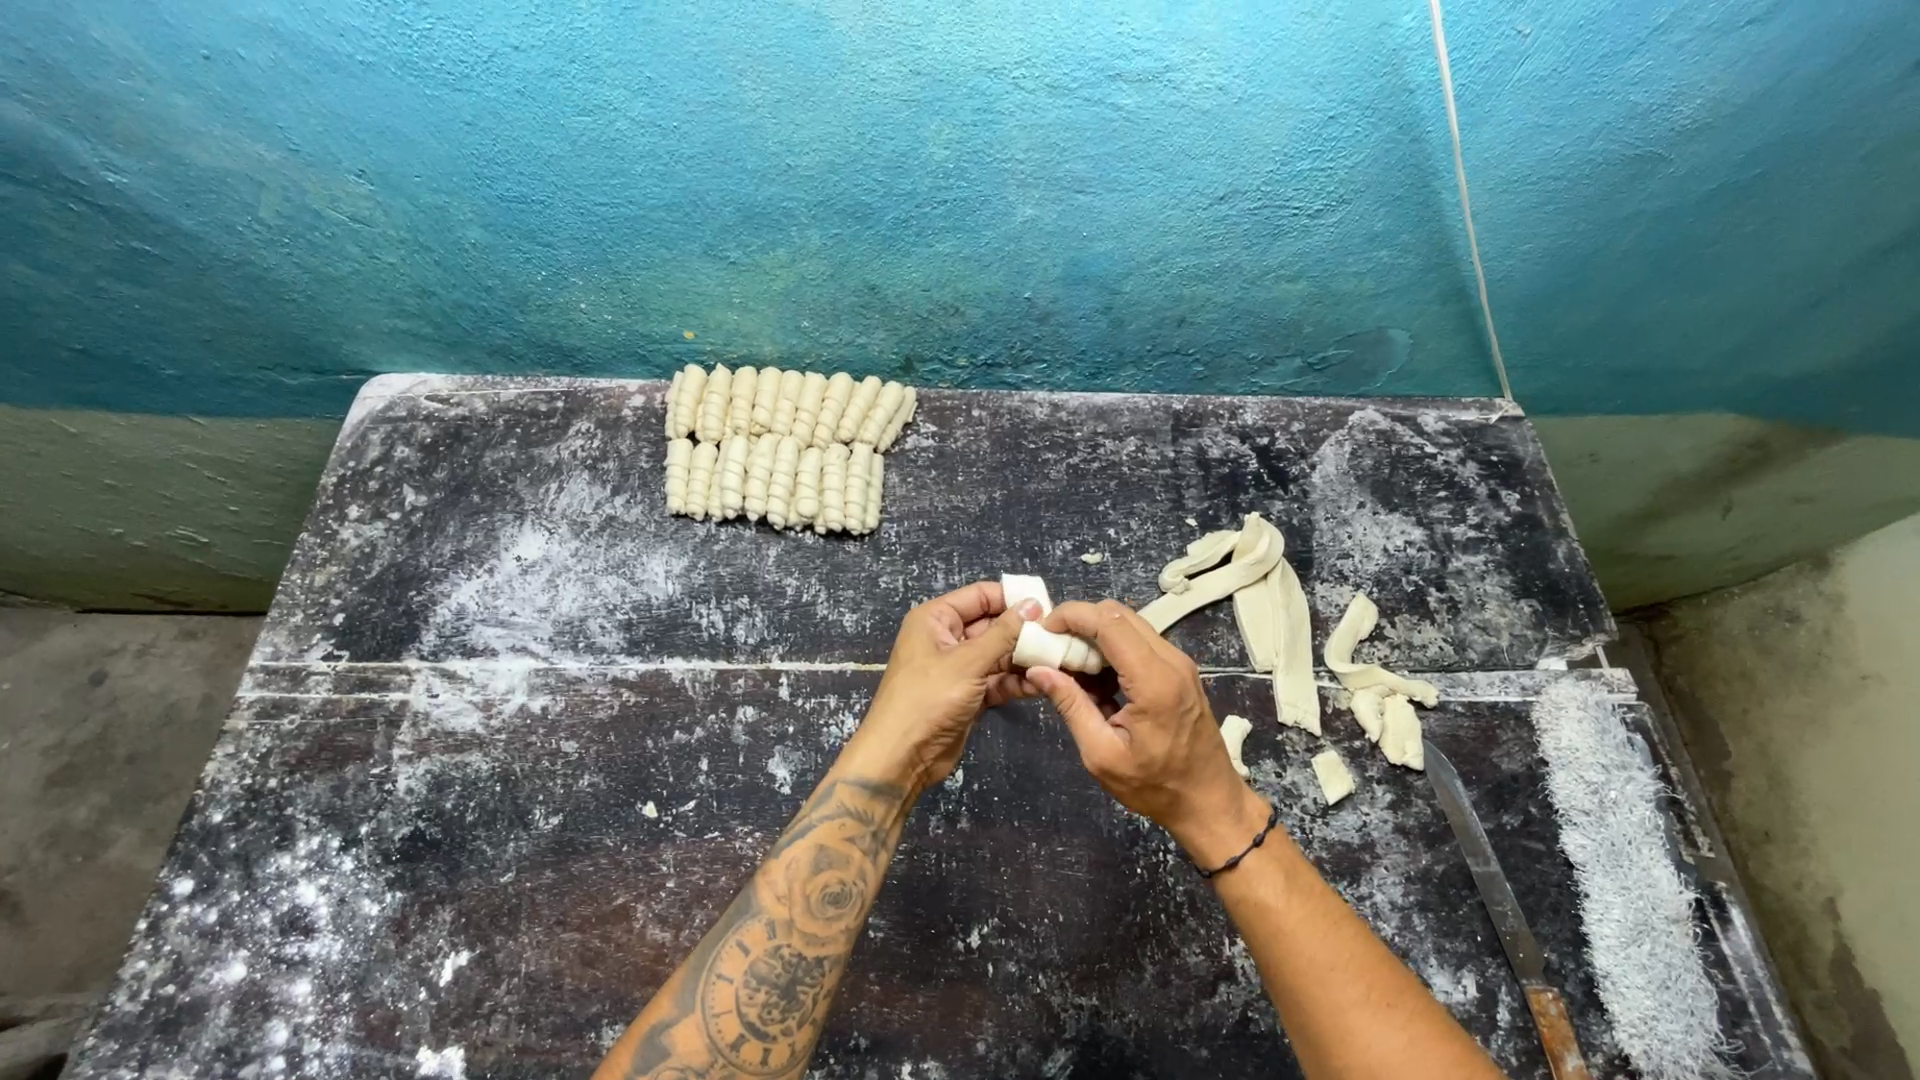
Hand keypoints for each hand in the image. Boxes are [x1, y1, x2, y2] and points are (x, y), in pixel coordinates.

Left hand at [845, 582, 1043, 792]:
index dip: (1012, 598)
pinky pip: (998, 680)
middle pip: (993, 624)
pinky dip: (1018, 681)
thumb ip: (1004, 632)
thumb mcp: (968, 661)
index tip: (1049, 606)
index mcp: (936, 618)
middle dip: (1024, 631)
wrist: (902, 756)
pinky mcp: (969, 694)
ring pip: (999, 654)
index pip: (980, 596)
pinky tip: (1044, 683)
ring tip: (1059, 660)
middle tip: (1060, 637)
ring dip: (1025, 658)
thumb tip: (1034, 604)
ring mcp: (959, 668)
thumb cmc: (929, 698)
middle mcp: (947, 638)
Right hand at [1026, 600, 1270, 866]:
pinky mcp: (1179, 670)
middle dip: (1080, 621)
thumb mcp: (1102, 754)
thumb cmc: (1155, 786)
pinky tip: (1094, 676)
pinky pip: (1140, 641)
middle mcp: (1172, 661)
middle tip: (1051, 646)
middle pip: (1119, 614)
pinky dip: (1112, 647)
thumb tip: (1038, 670)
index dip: (1071, 616)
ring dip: (1096, 634)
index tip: (1042, 631)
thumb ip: (1071, 706)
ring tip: (1068, 663)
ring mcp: (1179, 663)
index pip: (1108, 623)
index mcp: (1154, 681)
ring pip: (1130, 624)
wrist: (1210, 802)